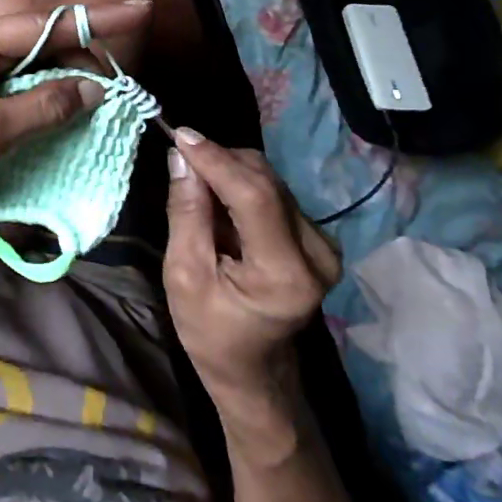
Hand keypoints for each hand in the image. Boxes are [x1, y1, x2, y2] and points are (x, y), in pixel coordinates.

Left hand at [0, 0, 152, 249]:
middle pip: (40, 37)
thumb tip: (95, 88)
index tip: (140, 8)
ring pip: (39, 57)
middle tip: (124, 70)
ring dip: (74, 70)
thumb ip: (45, 103)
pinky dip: (56, 87)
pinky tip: (83, 94)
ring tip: (110, 86)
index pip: (37, 25)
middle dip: (83, 50)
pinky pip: (29, 78)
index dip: (92, 19)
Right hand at [163, 133, 341, 414]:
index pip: (253, 196)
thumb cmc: (209, 330)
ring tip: (194, 182)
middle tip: (178, 154)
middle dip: (219, 160)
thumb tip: (180, 157)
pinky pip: (273, 193)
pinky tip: (217, 199)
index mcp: (285, 273)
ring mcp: (323, 245)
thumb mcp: (183, 274)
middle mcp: (317, 253)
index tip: (180, 134)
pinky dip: (240, 185)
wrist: (251, 367)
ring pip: (270, 181)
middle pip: (265, 182)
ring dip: (228, 171)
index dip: (216, 160)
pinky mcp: (317, 239)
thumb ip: (186, 214)